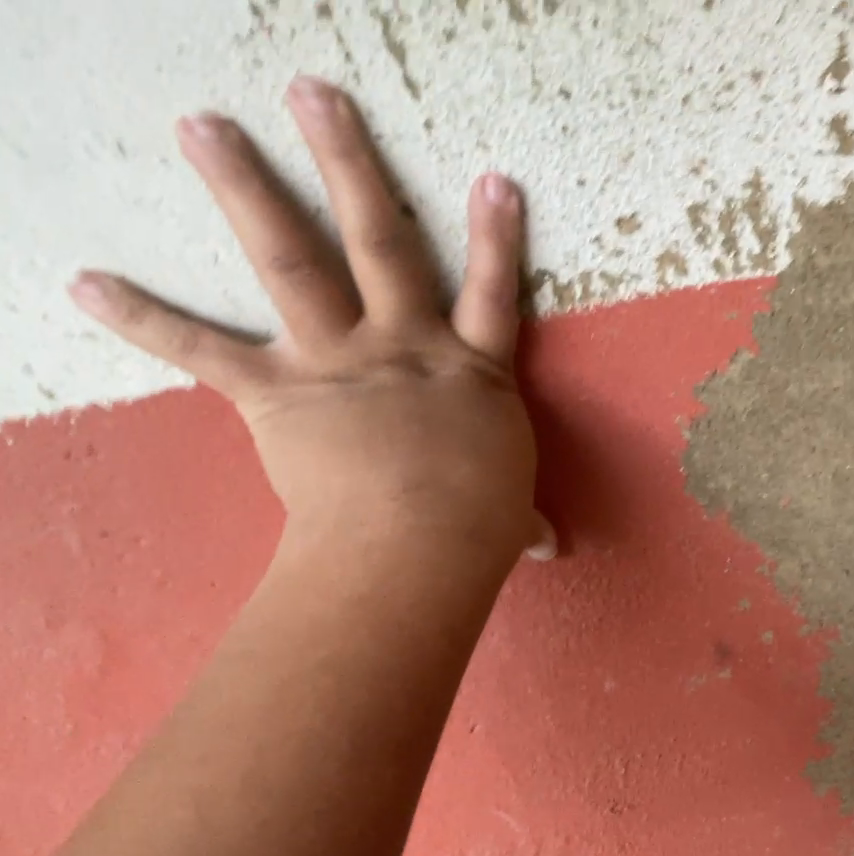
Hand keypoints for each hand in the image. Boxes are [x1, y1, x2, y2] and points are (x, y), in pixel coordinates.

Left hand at [67, 76, 552, 564]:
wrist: (419, 542)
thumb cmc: (481, 523)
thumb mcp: (515, 513)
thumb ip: (529, 518)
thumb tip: (551, 546)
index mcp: (472, 371)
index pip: (493, 292)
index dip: (498, 237)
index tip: (494, 179)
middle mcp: (406, 346)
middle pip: (383, 242)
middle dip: (351, 166)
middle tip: (314, 95)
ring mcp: (339, 361)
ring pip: (292, 262)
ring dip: (247, 189)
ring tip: (203, 125)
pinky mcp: (278, 393)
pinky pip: (204, 351)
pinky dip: (146, 318)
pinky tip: (86, 282)